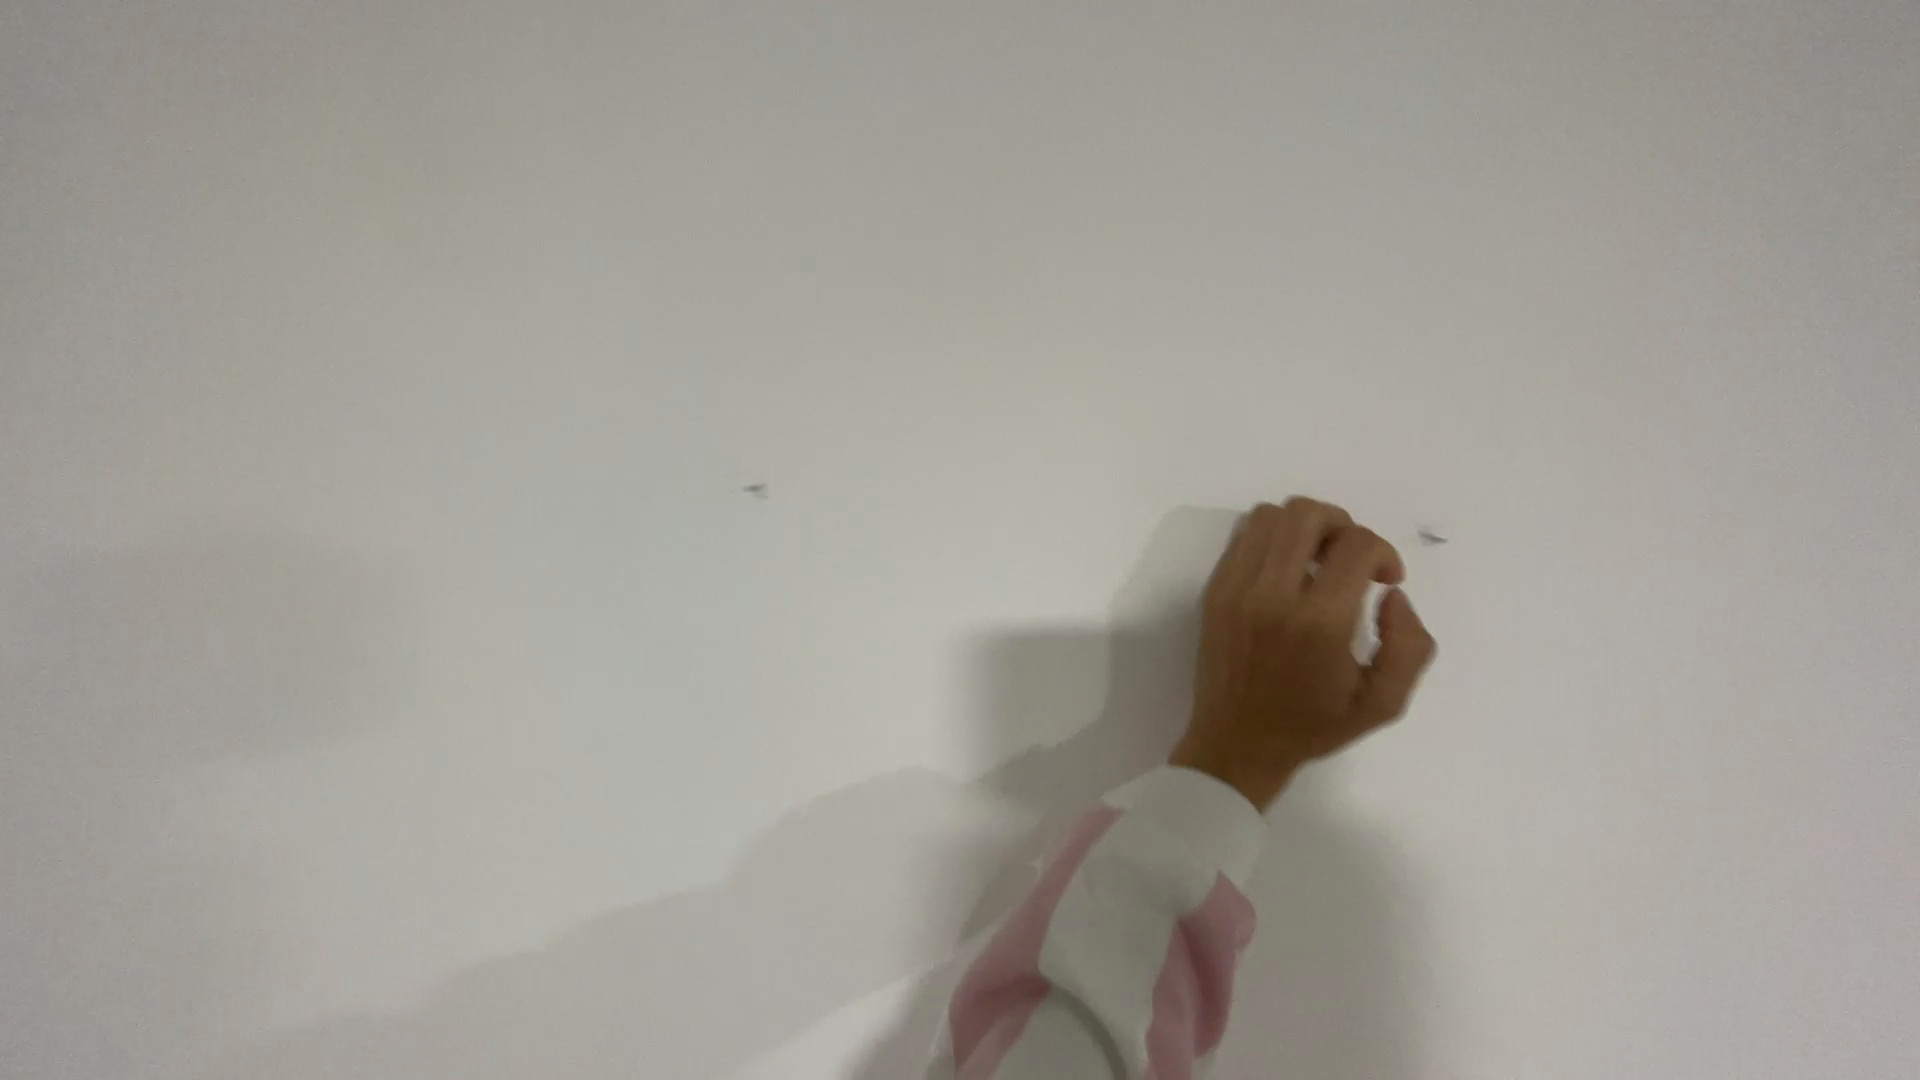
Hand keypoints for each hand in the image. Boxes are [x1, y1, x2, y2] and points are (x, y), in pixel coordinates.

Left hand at [1170, 498, 1436, 809]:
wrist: (1236, 742)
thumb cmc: (1311, 725)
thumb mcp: (1383, 703)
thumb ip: (1409, 645)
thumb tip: (1393, 594)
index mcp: (1318, 622)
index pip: (1356, 545)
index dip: (1383, 553)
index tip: (1385, 580)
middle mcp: (1271, 595)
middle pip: (1306, 514)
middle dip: (1342, 525)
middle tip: (1350, 560)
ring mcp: (1234, 589)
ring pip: (1268, 516)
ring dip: (1303, 527)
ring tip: (1317, 561)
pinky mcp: (1213, 591)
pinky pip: (1241, 537)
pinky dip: (1269, 539)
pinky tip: (1284, 571)